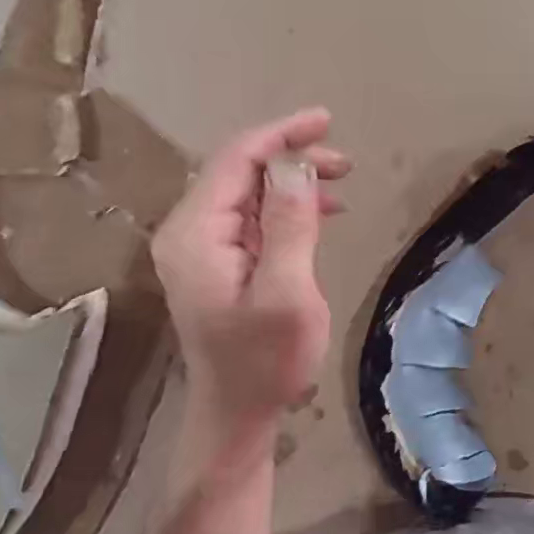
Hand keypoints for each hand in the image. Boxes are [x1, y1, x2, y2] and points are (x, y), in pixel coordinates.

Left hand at [150, 109, 349, 427]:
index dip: (281, 134)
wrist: (237, 413)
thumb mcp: (287, 292)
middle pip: (239, 172)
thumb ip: (288, 224)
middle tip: (345, 163)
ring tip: (340, 183)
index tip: (326, 121)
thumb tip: (295, 164)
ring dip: (292, 182)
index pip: (235, 161)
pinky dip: (285, 209)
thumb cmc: (265, 361)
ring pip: (246, 194)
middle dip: (291, 158)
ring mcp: (200, 250)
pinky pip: (250, 220)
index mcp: (195, 233)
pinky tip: (318, 214)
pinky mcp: (217, 266)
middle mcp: (188, 232)